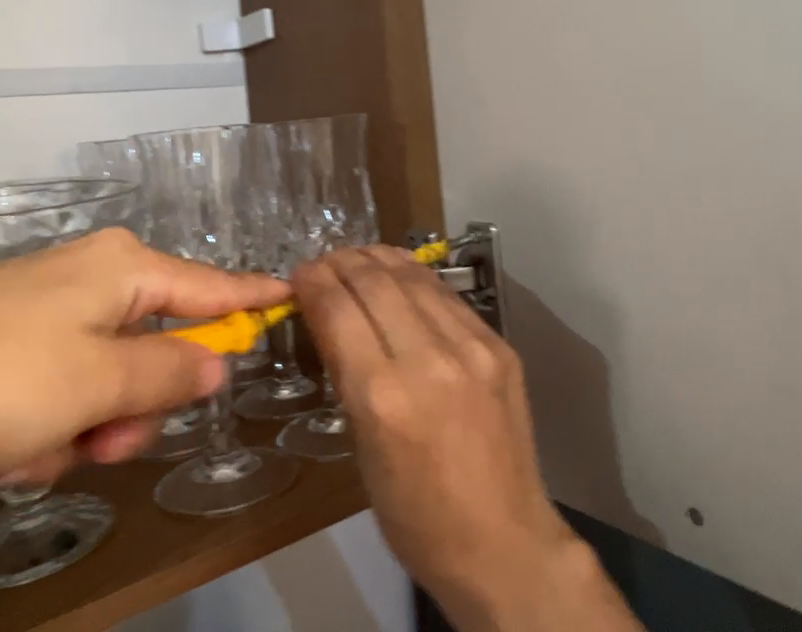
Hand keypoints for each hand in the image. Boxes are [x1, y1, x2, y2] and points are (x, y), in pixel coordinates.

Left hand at [0, 227, 288, 496]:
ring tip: (35, 449)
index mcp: (121, 269)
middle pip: (156, 349)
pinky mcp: (3, 355)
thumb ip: (170, 372)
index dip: (254, 299)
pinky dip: (41, 434)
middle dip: (137, 405)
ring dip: (84, 430)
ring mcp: (41, 318)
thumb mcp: (97, 382)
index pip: (212, 286)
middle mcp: (88, 282)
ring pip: (105, 385)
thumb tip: (219, 359)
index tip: (296, 295)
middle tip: (105, 437)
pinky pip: (56, 399)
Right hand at [292, 247, 595, 620]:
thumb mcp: (363, 449)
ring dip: (378, 260)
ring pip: (415, 277)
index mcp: (383, 396)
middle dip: (341, 263)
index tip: (298, 275)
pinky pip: (448, 296)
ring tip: (356, 258)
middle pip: (375, 282)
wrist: (503, 542)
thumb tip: (331, 322)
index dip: (312, 281)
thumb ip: (349, 377)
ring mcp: (472, 348)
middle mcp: (429, 359)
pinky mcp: (500, 346)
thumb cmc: (416, 515)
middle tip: (322, 263)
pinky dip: (416, 279)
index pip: (338, 309)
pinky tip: (400, 277)